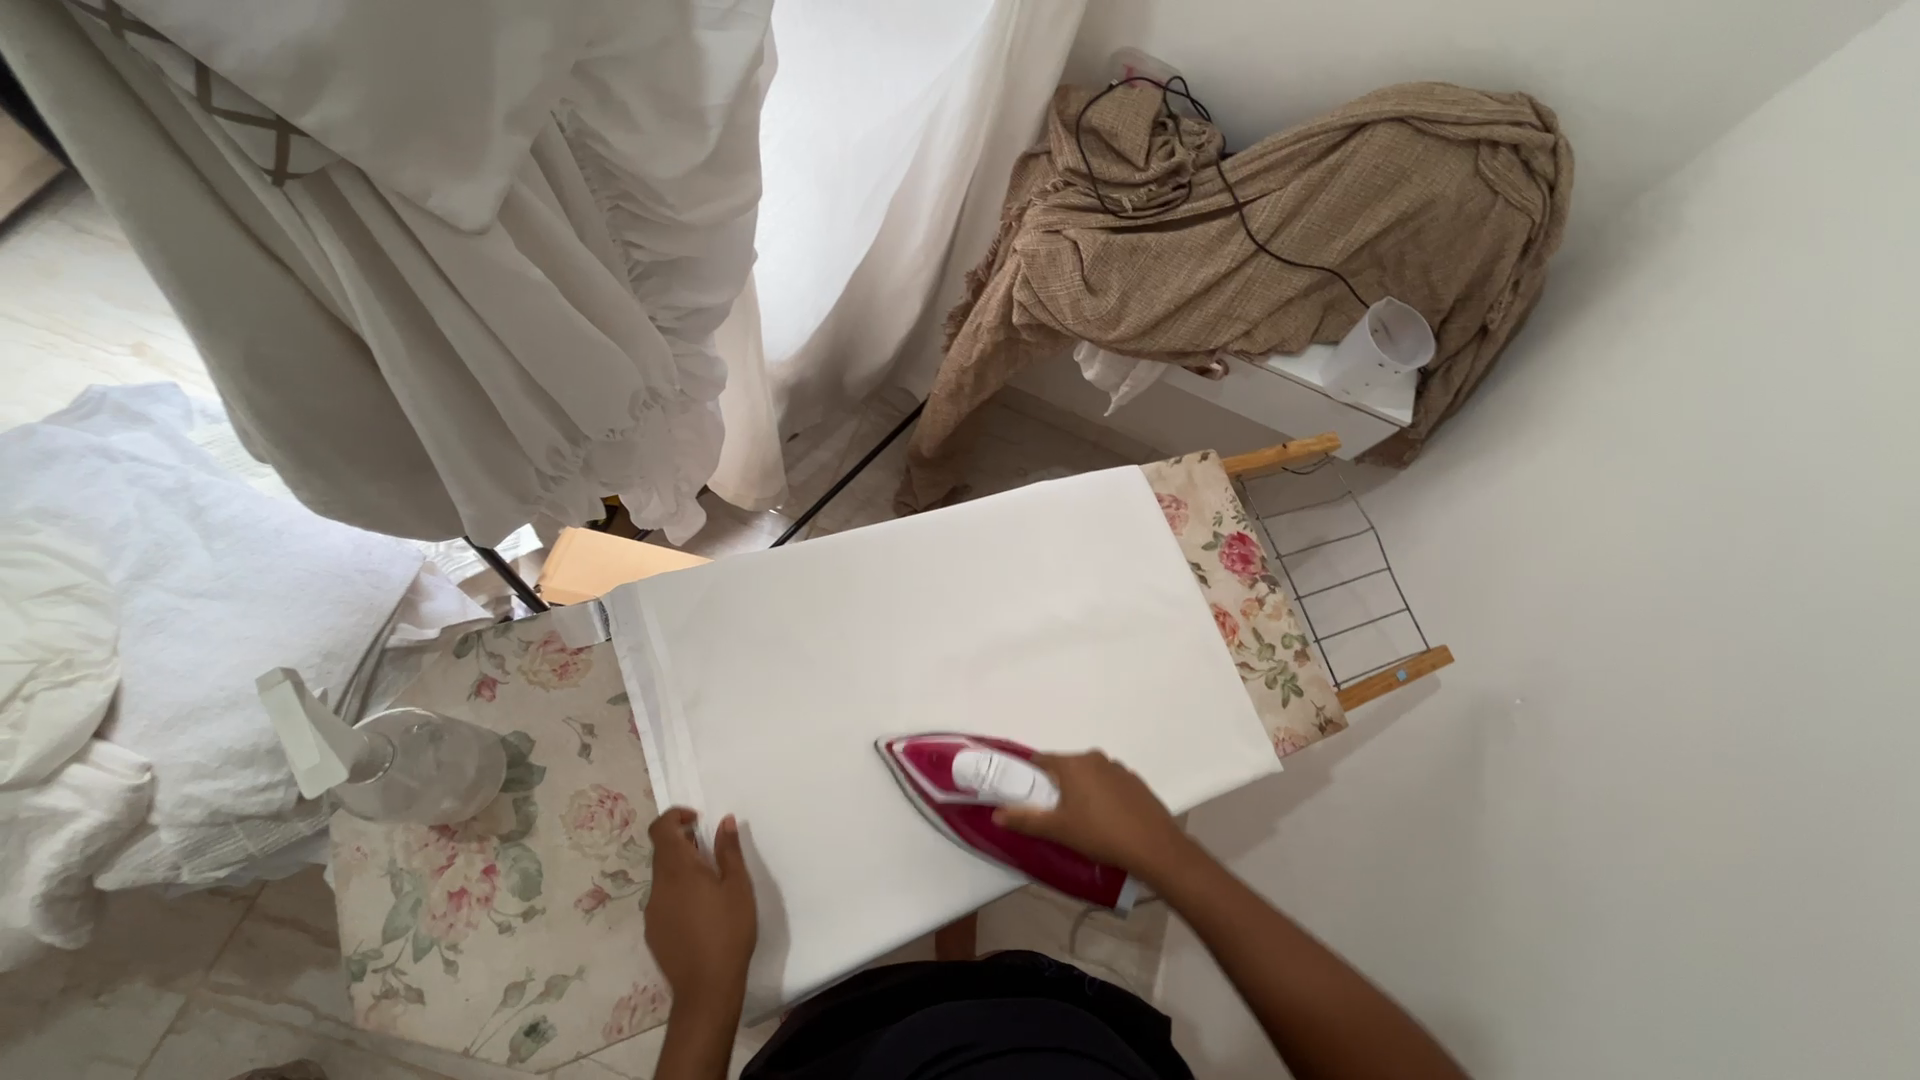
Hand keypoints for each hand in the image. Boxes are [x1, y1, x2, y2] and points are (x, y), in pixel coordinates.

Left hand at [643, 808, 756, 1011]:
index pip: (660, 828)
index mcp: (677, 869)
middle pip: (663, 852)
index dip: (675, 816)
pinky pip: (663, 900)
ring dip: (683, 870)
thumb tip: (724, 821)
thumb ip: (729, 850)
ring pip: (664, 878)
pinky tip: (702, 914)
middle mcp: (658, 886)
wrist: (706, 988)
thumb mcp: (738, 886)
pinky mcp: (653, 932)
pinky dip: (679, 894)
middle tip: (713, 853)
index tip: (698, 820)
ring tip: (712, 887)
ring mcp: (652, 911)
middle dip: (685, 844)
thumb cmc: (728, 930)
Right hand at [992, 751, 1193, 882]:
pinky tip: (1106, 821)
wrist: (1154, 847)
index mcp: (1073, 764)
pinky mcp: (1136, 782)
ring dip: (1081, 791)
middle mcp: (1095, 758)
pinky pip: (1109, 784)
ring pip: (1089, 776)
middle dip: (1056, 787)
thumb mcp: (1058, 830)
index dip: (1029, 775)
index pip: (1041, 760)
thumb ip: (1025, 819)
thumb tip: (996, 813)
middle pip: (1066, 767)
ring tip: (1081, 821)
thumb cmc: (1100, 834)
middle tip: (1053, 814)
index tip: (1025, 794)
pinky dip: (1102, 796)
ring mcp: (1119, 769)